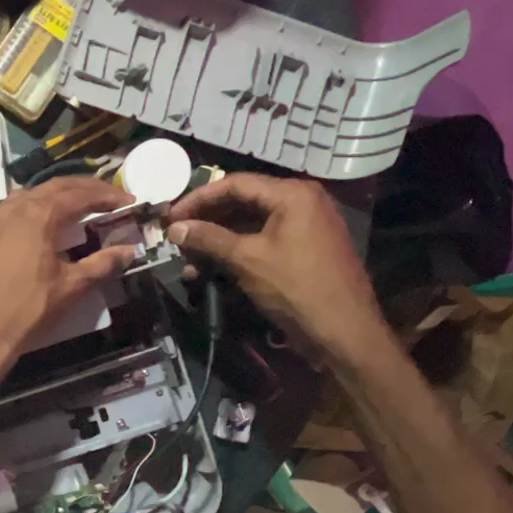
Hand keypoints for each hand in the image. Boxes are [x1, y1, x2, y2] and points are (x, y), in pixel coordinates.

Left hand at [0, 176, 135, 379]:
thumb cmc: (26, 309)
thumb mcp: (71, 287)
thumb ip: (102, 264)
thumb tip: (129, 251)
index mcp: (38, 214)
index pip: (79, 194)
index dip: (106, 195)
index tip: (127, 201)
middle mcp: (13, 209)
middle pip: (54, 188)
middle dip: (83, 190)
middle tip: (107, 197)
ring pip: (29, 197)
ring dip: (56, 197)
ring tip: (76, 207)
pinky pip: (12, 213)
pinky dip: (34, 211)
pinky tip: (42, 227)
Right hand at [165, 173, 389, 362]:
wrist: (343, 329)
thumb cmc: (296, 287)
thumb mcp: (247, 260)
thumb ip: (209, 239)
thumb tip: (173, 228)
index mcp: (292, 194)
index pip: (235, 184)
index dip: (198, 198)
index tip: (170, 217)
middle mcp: (301, 201)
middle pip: (242, 202)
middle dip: (206, 221)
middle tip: (177, 238)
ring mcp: (304, 225)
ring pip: (250, 224)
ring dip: (217, 240)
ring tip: (189, 260)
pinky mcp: (302, 247)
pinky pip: (262, 240)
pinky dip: (236, 251)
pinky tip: (212, 269)